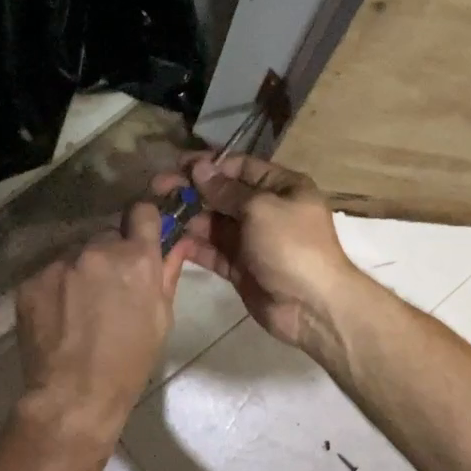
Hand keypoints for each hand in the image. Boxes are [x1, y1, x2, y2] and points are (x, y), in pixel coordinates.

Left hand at [14, 202, 188, 445]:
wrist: (74, 396)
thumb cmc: (129, 363)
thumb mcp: (160, 319)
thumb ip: (168, 274)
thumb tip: (179, 242)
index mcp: (136, 258)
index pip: (143, 212)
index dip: (144, 222)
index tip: (141, 236)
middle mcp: (97, 251)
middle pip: (106, 236)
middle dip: (110, 255)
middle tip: (109, 289)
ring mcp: (59, 264)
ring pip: (75, 255)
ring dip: (80, 271)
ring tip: (79, 309)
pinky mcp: (31, 281)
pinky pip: (49, 274)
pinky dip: (55, 289)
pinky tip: (59, 318)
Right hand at [153, 153, 359, 349]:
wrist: (312, 306)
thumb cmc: (291, 246)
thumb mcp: (261, 208)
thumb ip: (227, 190)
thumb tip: (200, 168)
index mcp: (282, 187)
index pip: (241, 167)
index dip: (210, 165)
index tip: (178, 165)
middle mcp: (267, 210)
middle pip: (224, 194)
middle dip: (193, 191)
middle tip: (158, 189)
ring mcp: (253, 240)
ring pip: (215, 223)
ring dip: (188, 217)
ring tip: (157, 214)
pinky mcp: (241, 267)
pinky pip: (213, 250)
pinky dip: (193, 245)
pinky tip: (169, 240)